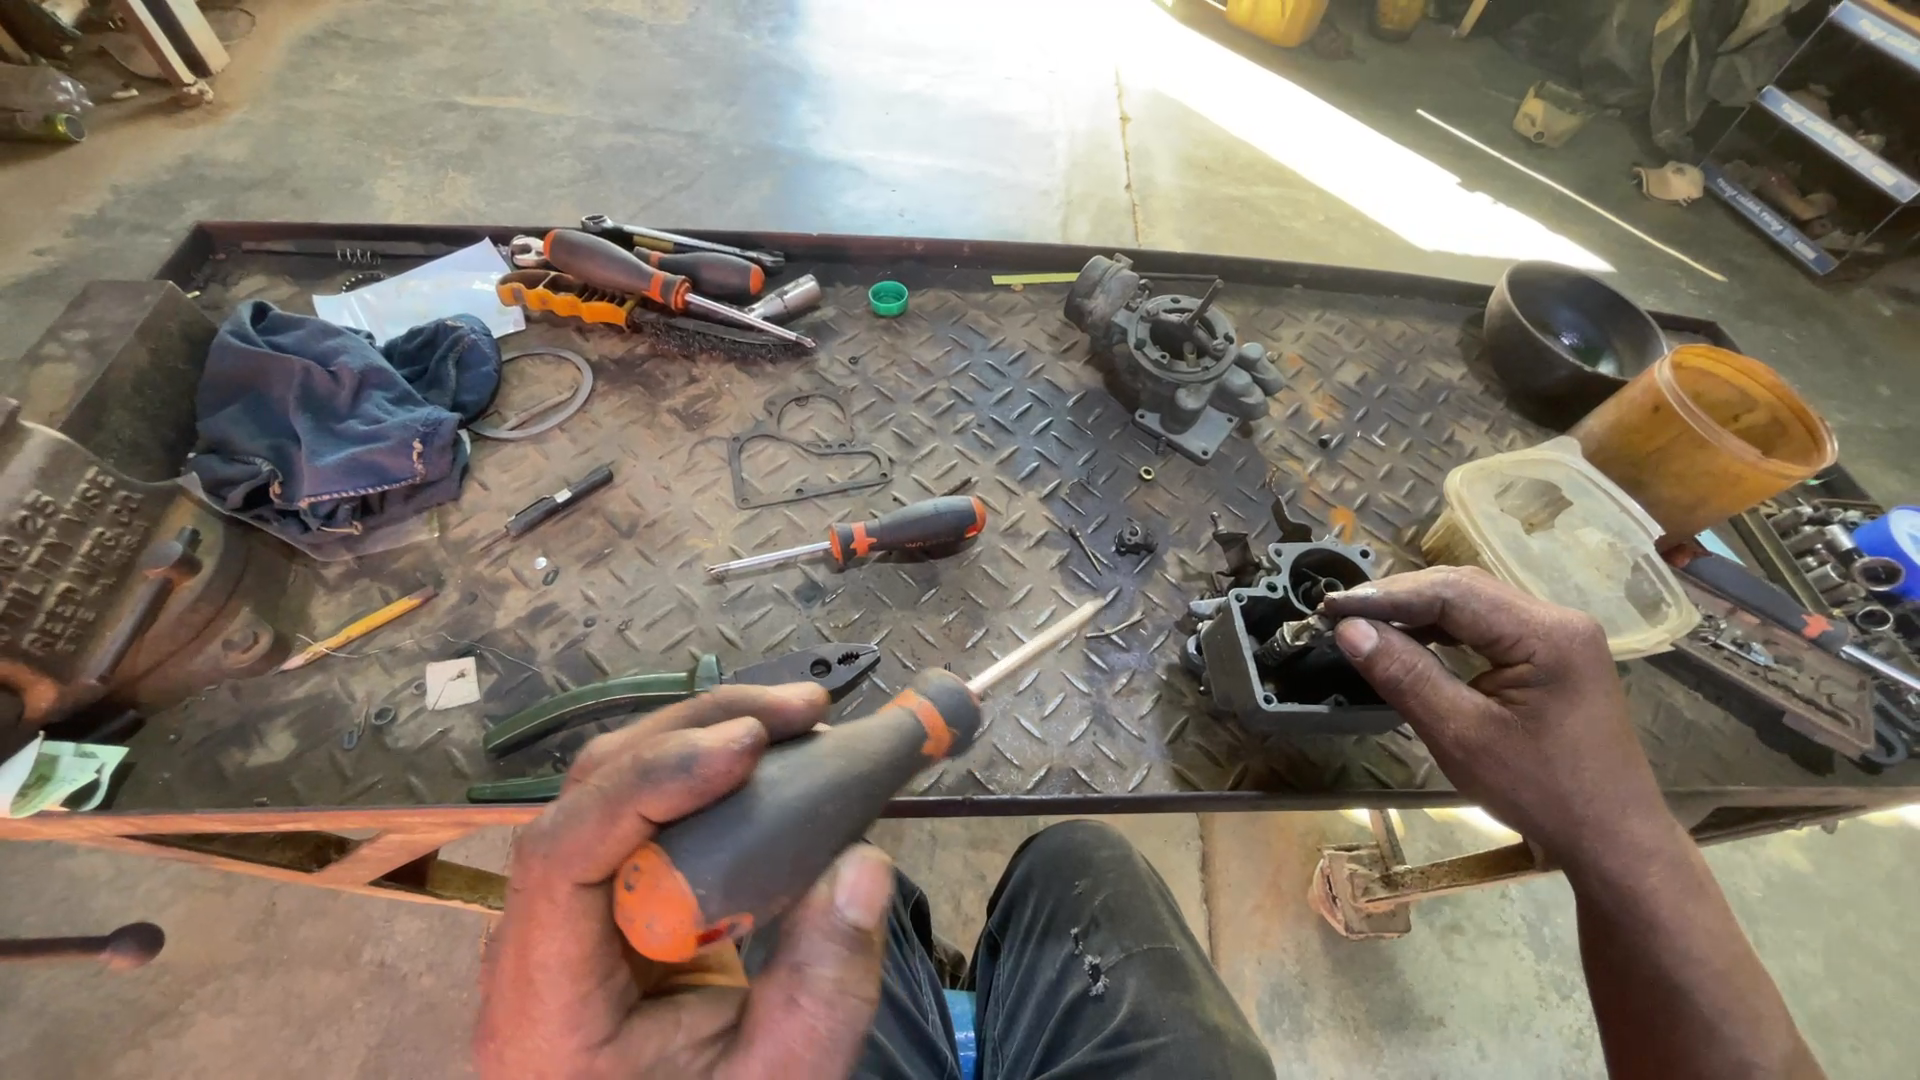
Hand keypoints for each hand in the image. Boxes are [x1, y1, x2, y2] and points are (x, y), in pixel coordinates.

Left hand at [474, 684, 895, 1079]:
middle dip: (698, 731)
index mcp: (546, 1004)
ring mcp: (578, 903)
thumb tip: (863, 863)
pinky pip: (656, 801)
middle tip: (803, 711)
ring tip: (800, 718)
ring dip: (711, 732)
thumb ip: (821, 993)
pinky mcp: (620, 887)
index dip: (649, 782)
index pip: (563, 855)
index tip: (751, 750)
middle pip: (594, 789)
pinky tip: (775, 754)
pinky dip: (718, 764)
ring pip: (622, 777)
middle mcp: (542, 935)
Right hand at [1319, 566, 1675, 868]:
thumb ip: (1405, 676)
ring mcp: (1556, 635)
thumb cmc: (1542, 792)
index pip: (1450, 593)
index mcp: (1546, 634)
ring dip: (1413, 609)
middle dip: (1396, 597)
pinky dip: (1438, 627)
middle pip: (1461, 587)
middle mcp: (1556, 620)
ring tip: (1363, 623)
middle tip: (1338, 614)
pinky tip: (1407, 640)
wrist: (1612, 840)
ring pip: (1470, 601)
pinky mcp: (1549, 654)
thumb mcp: (1461, 735)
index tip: (1330, 608)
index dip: (1384, 597)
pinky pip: (1482, 624)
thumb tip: (1348, 630)